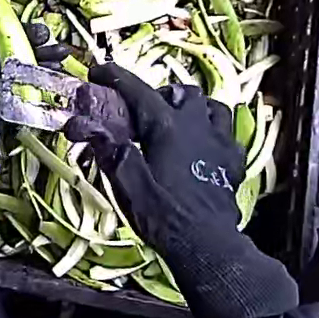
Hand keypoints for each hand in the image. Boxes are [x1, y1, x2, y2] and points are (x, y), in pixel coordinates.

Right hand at [67, 63, 245, 243]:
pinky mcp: (234, 161)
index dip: (115, 77)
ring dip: (190, 107)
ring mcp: (220, 142)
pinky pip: (226, 132)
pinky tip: (201, 144)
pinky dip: (211, 129)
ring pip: (210, 105)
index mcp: (167, 126)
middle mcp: (197, 125)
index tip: (97, 71)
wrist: (206, 246)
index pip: (137, 89)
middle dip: (157, 94)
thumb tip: (85, 125)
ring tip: (174, 120)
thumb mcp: (126, 183)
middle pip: (179, 92)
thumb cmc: (163, 215)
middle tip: (139, 111)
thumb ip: (108, 149)